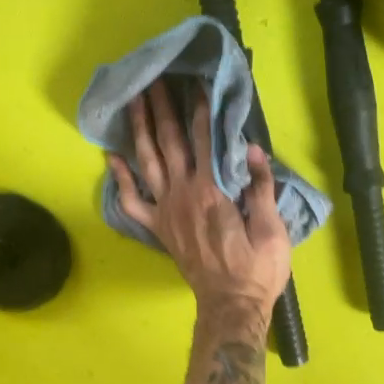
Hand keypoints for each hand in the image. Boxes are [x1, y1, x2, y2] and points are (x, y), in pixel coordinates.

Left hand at [111, 79, 290, 322]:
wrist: (231, 306)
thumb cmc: (257, 269)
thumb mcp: (271, 228)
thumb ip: (262, 187)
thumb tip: (254, 150)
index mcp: (212, 190)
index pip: (205, 139)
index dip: (201, 108)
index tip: (197, 82)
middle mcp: (184, 194)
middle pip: (170, 142)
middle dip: (163, 107)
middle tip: (155, 78)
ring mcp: (167, 211)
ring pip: (148, 162)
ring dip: (140, 129)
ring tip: (134, 100)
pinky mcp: (159, 228)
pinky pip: (133, 201)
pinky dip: (121, 178)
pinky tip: (112, 157)